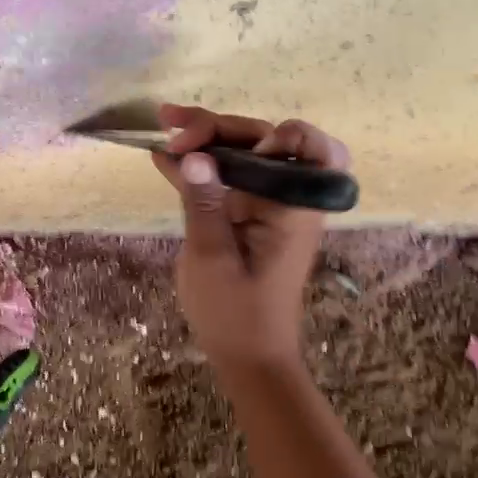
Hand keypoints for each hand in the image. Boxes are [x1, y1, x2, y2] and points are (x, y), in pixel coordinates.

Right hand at [150, 105, 351, 371]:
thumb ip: (204, 203)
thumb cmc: (236, 311)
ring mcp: (261, 204)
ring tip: (164, 124)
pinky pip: (222, 176)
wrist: (246, 353)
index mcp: (294, 207)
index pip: (315, 150)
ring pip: (240, 152)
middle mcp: (284, 197)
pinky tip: (162, 154)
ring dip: (205, 136)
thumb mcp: (212, 257)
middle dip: (220, 126)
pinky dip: (197, 162)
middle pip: (264, 140)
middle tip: (174, 130)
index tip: (233, 150)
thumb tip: (195, 154)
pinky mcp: (240, 213)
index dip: (279, 136)